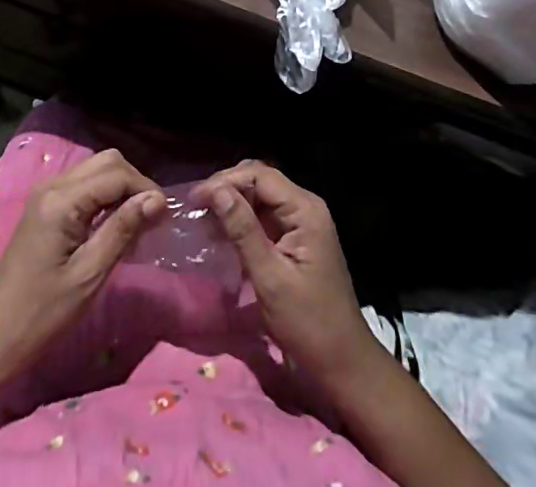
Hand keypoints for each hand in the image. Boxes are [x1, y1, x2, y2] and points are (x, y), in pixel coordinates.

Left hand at [0, 149, 161, 366]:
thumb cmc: (46, 310)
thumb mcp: (91, 272)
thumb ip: (123, 229)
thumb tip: (158, 200)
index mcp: (61, 200)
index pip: (116, 174)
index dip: (146, 190)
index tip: (166, 218)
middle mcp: (52, 185)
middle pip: (106, 162)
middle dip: (135, 183)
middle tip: (153, 219)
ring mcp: (46, 194)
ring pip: (95, 170)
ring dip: (121, 188)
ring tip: (138, 223)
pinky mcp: (45, 207)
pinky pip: (83, 186)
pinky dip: (105, 197)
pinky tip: (115, 225)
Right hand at [195, 161, 381, 383]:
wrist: (341, 361)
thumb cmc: (307, 321)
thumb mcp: (270, 276)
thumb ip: (242, 230)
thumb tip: (214, 191)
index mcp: (305, 211)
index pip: (259, 175)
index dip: (225, 181)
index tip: (194, 200)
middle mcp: (305, 208)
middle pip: (259, 181)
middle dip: (225, 189)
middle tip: (196, 208)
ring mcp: (301, 223)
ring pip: (258, 197)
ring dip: (230, 205)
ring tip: (202, 220)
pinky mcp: (294, 239)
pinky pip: (263, 217)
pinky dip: (240, 221)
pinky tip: (219, 233)